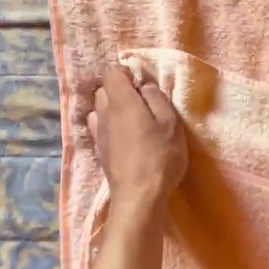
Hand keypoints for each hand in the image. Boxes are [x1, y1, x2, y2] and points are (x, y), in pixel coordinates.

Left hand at [85, 64, 186, 220]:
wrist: (138, 195)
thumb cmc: (159, 156)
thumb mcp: (170, 123)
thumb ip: (157, 98)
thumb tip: (145, 86)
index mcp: (121, 101)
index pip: (112, 72)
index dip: (127, 74)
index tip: (143, 87)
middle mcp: (104, 113)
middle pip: (103, 90)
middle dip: (120, 91)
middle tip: (142, 105)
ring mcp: (98, 133)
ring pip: (99, 109)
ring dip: (113, 110)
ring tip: (133, 122)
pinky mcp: (99, 150)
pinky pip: (100, 128)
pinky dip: (110, 127)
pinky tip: (125, 139)